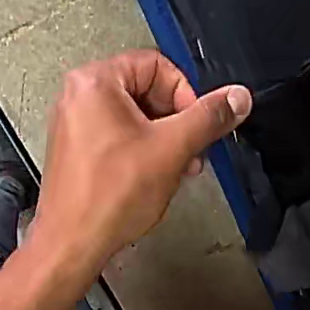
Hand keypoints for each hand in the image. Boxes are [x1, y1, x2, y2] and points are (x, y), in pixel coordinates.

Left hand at [27, 50, 251, 274]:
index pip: (157, 65)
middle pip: (146, 91)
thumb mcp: (172, 150)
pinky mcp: (77, 152)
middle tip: (190, 149)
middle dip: (176, 122)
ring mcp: (75, 125)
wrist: (73, 243)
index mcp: (95, 82)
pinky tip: (152, 179)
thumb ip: (208, 118)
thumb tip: (236, 98)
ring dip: (163, 141)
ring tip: (174, 168)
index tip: (198, 122)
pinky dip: (141, 154)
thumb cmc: (106, 199)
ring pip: (134, 118)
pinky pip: (118, 138)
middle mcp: (78, 98)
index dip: (186, 94)